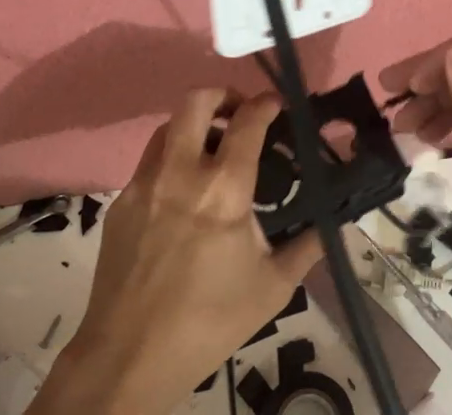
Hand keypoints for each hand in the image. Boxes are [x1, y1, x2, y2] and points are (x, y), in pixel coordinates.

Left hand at [32, 90, 323, 414]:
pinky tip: (182, 193)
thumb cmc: (208, 321)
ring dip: (193, 125)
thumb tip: (332, 225)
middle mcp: (180, 173)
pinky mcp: (120, 204)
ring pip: (167, 127)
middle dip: (222, 96)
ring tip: (211, 148)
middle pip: (195, 102)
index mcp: (223, 189)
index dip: (266, 104)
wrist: (129, 355)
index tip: (277, 105)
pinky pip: (148, 163)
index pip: (247, 122)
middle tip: (239, 113)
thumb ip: (306, 248)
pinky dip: (171, 160)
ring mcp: (144, 185)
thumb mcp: (272, 288)